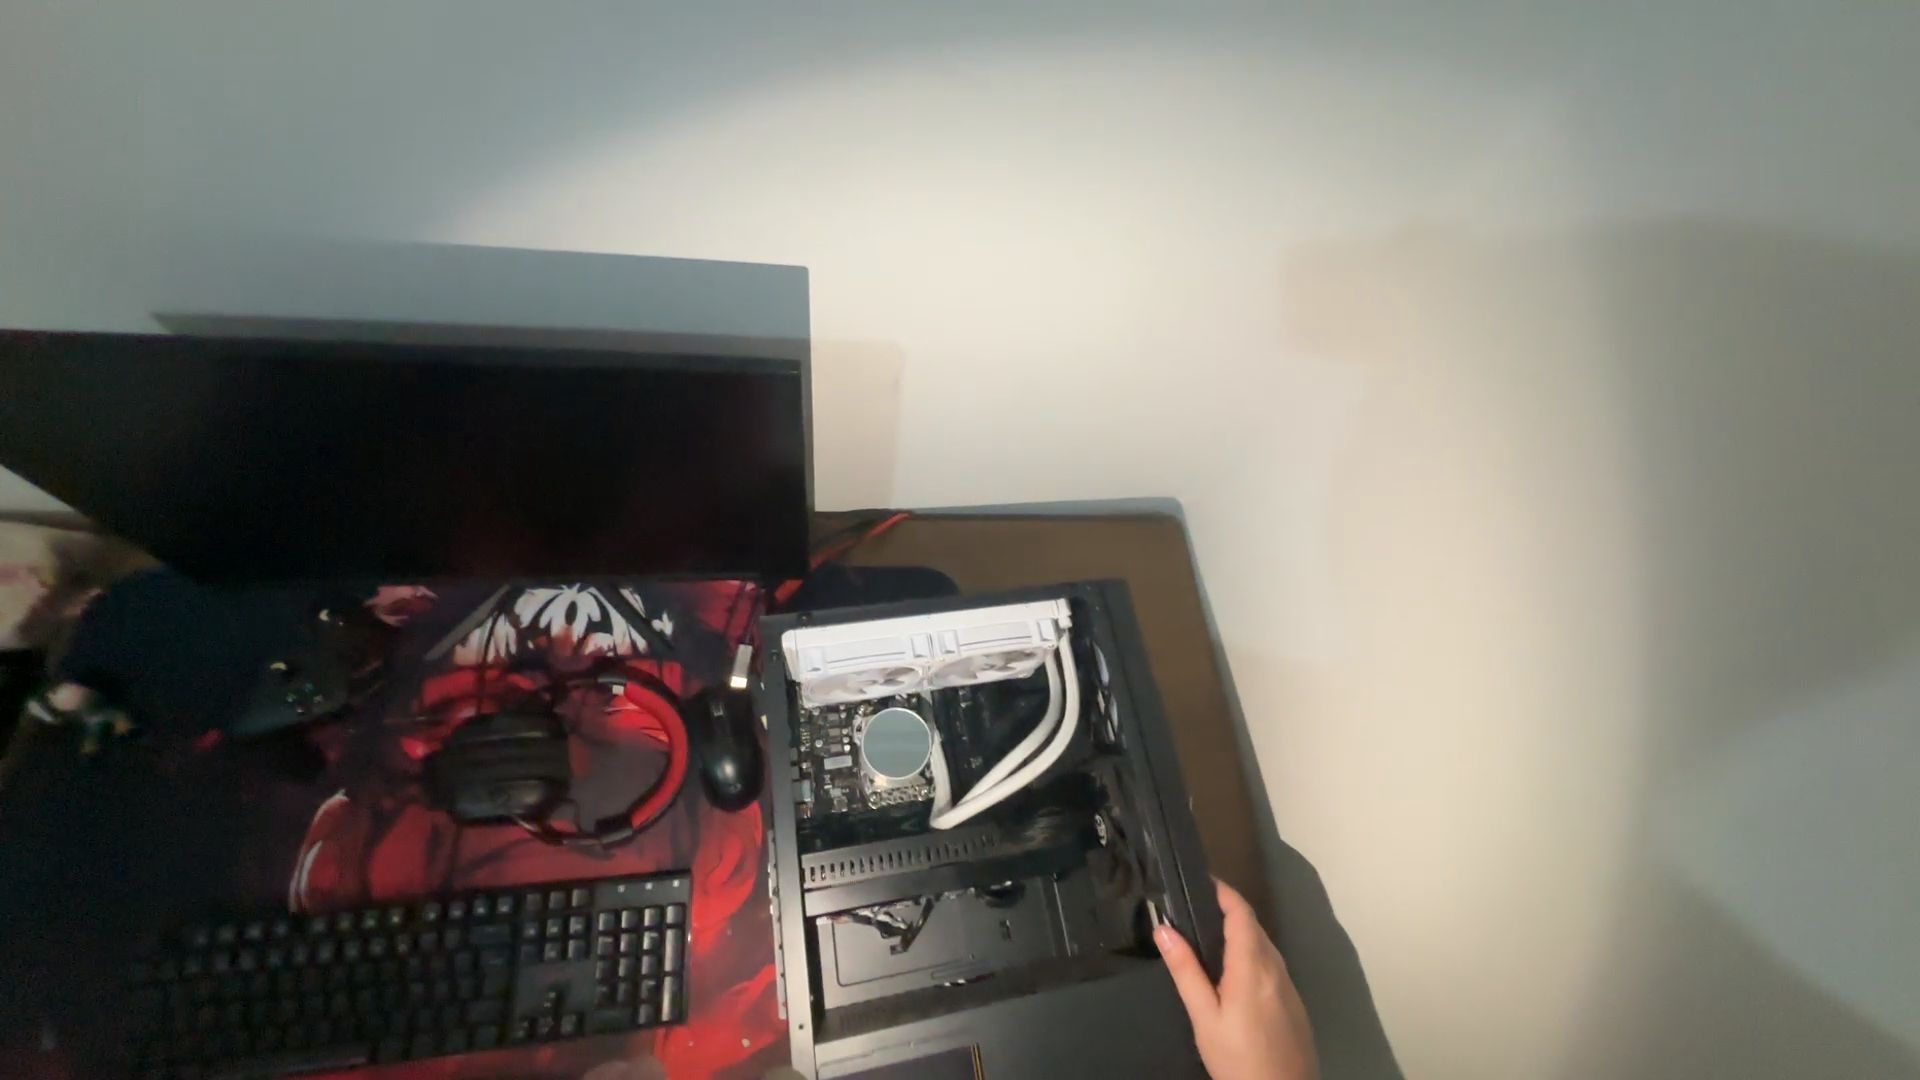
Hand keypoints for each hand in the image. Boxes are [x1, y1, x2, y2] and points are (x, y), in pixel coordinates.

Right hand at [1156, 879, 1318, 1079]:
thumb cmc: (1239, 1061)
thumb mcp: (1204, 1018)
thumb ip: (1186, 971)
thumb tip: (1163, 929)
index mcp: (1253, 966)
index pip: (1241, 913)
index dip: (1224, 892)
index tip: (1203, 881)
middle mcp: (1276, 970)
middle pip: (1255, 928)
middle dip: (1230, 913)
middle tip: (1196, 911)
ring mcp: (1290, 990)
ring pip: (1266, 949)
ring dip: (1243, 936)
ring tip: (1211, 942)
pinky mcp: (1296, 1010)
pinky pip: (1274, 970)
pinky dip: (1255, 959)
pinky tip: (1236, 980)